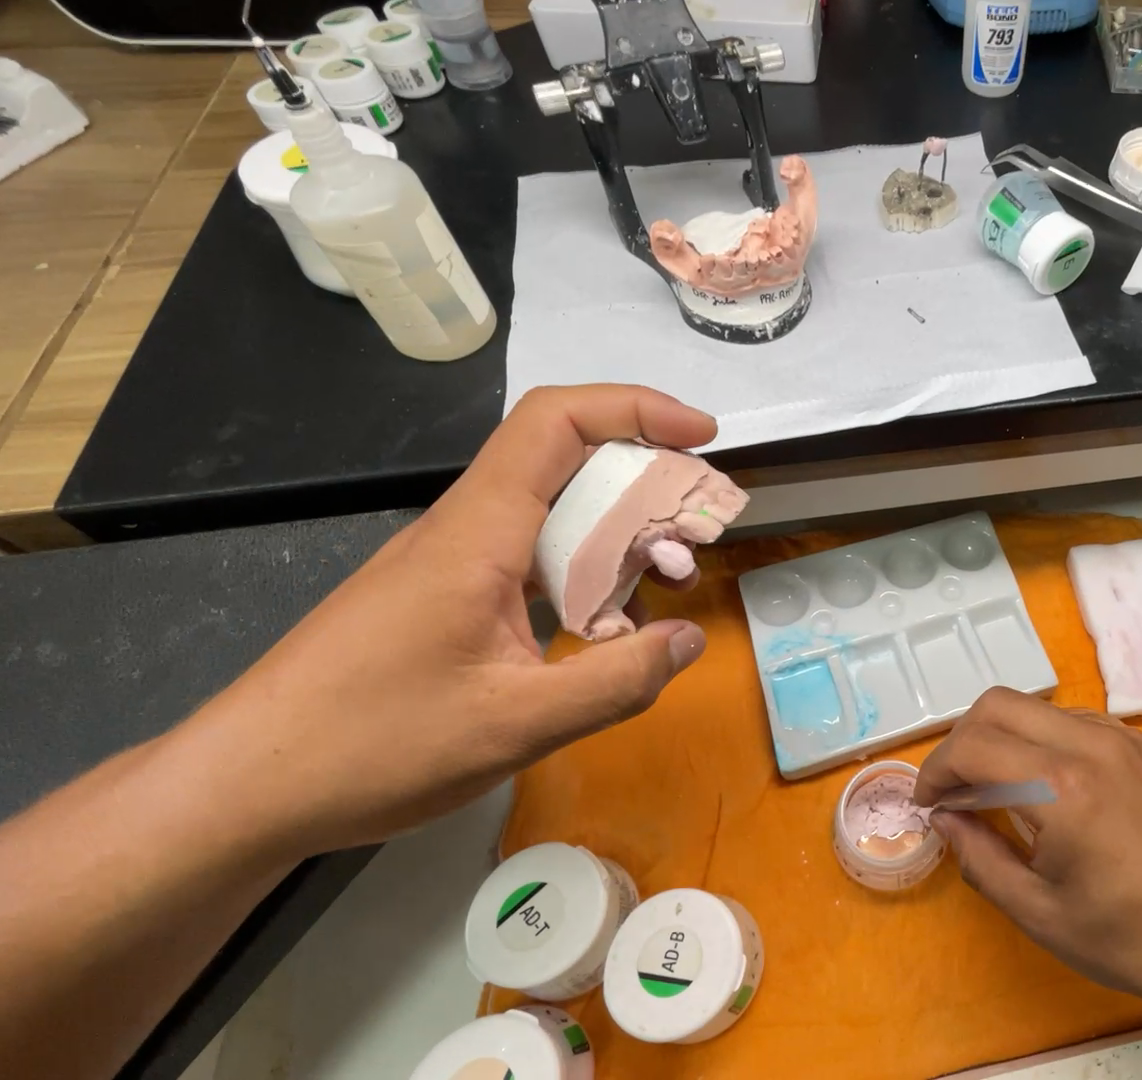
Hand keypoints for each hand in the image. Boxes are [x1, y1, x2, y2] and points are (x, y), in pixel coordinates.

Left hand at [170, 385, 717, 858]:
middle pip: (568, 463)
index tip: (703, 436)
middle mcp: (466, 531)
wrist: (240, 792)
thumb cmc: (369, 748)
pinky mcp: (446, 598)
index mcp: (477, 534)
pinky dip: (587, 575)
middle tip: (702, 532)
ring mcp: (452, 564)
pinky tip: (607, 627)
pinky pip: (532, 560)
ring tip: (668, 582)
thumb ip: (616, 681)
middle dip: (649, 480)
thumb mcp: (515, 725)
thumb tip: (689, 639)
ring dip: (620, 533)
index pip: (556, 423)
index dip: (637, 409)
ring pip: (553, 515)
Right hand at [914, 688, 1141, 1019]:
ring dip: (1002, 737)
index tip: (929, 804)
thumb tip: (945, 818)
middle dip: (961, 741)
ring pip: (1036, 707)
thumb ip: (980, 858)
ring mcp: (1122, 737)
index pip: (975, 745)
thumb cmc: (1131, 938)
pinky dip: (1040, 739)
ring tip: (995, 790)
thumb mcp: (1041, 915)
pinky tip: (1045, 786)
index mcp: (1064, 789)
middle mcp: (1092, 745)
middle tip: (953, 791)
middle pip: (998, 704)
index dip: (936, 769)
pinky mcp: (1141, 743)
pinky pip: (1073, 720)